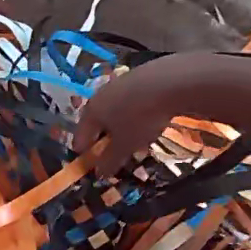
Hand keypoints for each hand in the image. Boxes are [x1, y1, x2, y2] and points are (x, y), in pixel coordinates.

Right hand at [74, 52, 232, 177]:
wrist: (170, 81)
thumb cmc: (140, 118)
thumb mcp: (126, 145)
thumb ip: (110, 161)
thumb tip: (99, 173)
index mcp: (91, 112)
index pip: (80, 137)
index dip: (84, 154)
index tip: (92, 167)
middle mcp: (100, 95)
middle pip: (97, 122)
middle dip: (104, 140)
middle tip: (114, 154)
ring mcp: (119, 83)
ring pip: (114, 110)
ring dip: (120, 126)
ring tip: (134, 138)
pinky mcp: (138, 76)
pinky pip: (130, 101)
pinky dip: (134, 113)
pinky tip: (149, 118)